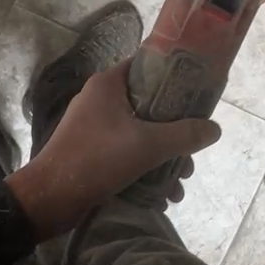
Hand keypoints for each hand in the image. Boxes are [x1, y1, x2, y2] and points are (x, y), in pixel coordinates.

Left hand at [4, 61, 221, 238]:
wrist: (50, 198)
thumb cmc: (97, 159)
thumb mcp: (148, 145)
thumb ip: (184, 135)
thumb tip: (215, 129)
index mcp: (108, 84)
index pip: (147, 66)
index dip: (174, 77)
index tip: (197, 95)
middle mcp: (100, 99)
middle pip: (149, 106)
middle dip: (175, 132)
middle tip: (192, 154)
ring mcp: (94, 126)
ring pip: (141, 133)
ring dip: (163, 157)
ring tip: (180, 185)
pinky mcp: (91, 151)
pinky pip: (126, 152)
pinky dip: (145, 169)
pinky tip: (162, 195)